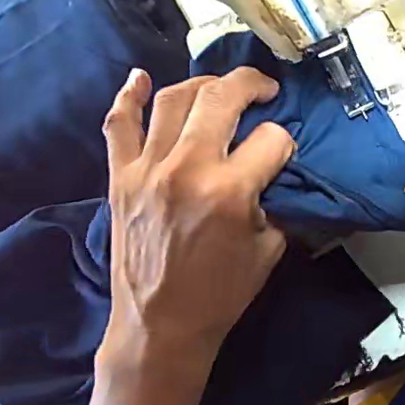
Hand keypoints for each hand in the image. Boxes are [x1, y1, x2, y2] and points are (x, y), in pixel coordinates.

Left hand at [100, 67, 296, 375]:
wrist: (160, 326)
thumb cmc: (220, 295)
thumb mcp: (268, 252)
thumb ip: (275, 204)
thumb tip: (275, 172)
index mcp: (229, 192)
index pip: (270, 139)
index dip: (285, 141)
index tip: (284, 151)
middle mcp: (186, 169)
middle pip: (221, 99)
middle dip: (250, 85)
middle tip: (263, 89)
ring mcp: (146, 169)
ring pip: (174, 100)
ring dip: (202, 84)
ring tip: (219, 88)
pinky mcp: (119, 177)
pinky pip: (119, 124)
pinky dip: (129, 96)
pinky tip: (140, 78)